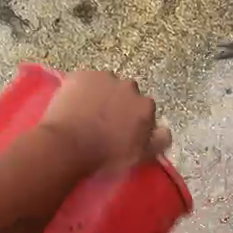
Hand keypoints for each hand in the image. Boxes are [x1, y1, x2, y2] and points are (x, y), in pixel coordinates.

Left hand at [36, 71, 170, 175]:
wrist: (67, 146)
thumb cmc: (105, 157)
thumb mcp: (139, 157)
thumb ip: (158, 141)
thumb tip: (166, 130)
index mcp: (145, 106)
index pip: (145, 110)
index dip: (134, 120)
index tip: (121, 132)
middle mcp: (129, 87)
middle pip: (127, 93)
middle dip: (119, 104)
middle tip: (103, 122)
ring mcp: (104, 78)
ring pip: (105, 84)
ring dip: (100, 94)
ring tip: (86, 114)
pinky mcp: (81, 75)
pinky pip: (84, 81)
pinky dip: (80, 90)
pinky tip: (72, 105)